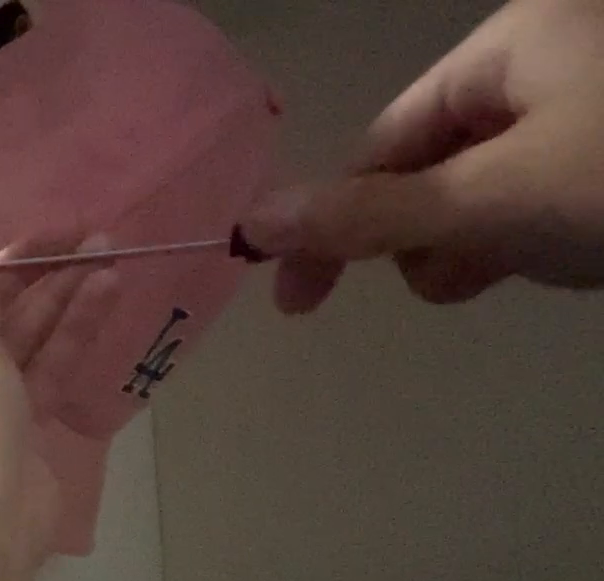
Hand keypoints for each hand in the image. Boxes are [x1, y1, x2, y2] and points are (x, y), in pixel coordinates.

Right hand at [242, 0, 603, 311]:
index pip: (379, 147)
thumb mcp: (490, 202)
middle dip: (429, 236)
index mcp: (521, 40)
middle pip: (438, 163)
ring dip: (489, 240)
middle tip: (454, 281)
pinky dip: (551, 228)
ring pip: (499, 180)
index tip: (301, 303)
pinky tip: (583, 251)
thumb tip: (248, 224)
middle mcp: (568, 48)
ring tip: (533, 267)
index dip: (330, 226)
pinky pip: (561, 182)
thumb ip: (360, 217)